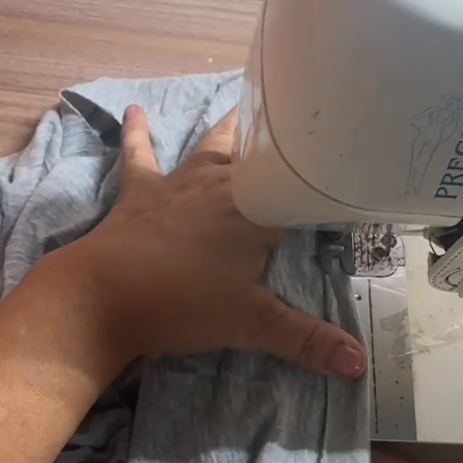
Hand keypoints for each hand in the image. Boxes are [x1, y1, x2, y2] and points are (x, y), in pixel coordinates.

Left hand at [38, 105, 366, 378]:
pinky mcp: (141, 190)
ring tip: (246, 97)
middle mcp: (221, 184)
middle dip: (284, 146)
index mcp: (255, 209)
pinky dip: (137, 133)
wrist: (103, 296)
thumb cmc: (181, 304)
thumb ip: (307, 340)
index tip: (347, 174)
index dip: (320, 184)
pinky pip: (140, 154)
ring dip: (230, 126)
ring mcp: (179, 182)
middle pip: (260, 156)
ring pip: (212, 144)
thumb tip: (360, 365)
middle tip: (307, 128)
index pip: (298, 188)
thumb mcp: (251, 325)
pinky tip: (133, 109)